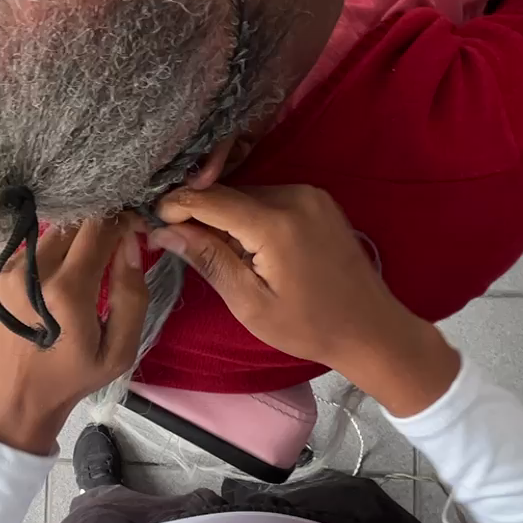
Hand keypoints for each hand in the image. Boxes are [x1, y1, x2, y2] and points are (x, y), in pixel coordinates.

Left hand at [0, 218, 148, 453]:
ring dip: (67, 246)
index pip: (98, 228)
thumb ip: (133, 294)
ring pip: (47, 236)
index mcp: (65, 291)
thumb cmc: (70, 379)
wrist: (14, 401)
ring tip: (75, 276)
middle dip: (94, 234)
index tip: (131, 227)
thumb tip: (130, 242)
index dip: (120, 222)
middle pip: (72, 226)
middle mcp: (29, 272)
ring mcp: (2, 272)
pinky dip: (42, 259)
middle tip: (106, 254)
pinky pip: (24, 251)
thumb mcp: (119, 350)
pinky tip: (46, 287)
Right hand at [152, 185, 459, 416]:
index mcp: (275, 223)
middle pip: (228, 194)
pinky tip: (242, 243)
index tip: (152, 221)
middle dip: (197, 212)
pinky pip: (268, 199)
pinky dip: (246, 216)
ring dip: (222, 215)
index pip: (210, 198)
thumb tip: (163, 231)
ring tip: (208, 247)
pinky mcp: (317, 200)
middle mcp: (294, 196)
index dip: (176, 206)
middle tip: (174, 240)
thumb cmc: (307, 326)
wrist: (371, 328)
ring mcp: (310, 194)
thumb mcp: (249, 302)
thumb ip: (208, 259)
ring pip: (246, 195)